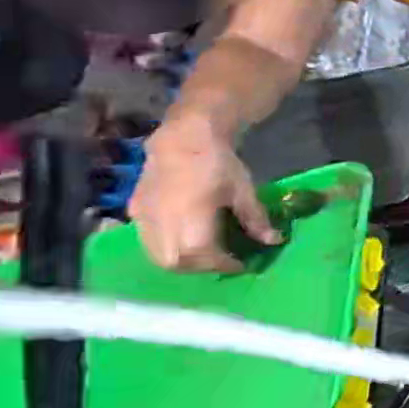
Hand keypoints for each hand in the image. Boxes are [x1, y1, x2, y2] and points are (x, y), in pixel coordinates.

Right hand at [129, 114, 278, 272]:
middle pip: (174, 261)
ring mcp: (143, 217)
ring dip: (184, 263)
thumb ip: (256, 220)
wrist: (185, 140)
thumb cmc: (219, 165)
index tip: (241, 264)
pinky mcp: (134, 212)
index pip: (199, 253)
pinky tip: (188, 244)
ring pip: (157, 256)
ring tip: (209, 255)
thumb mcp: (245, 193)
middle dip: (202, 267)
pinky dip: (167, 251)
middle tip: (225, 261)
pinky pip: (147, 243)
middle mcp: (160, 221)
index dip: (221, 264)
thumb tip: (273, 241)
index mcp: (189, 216)